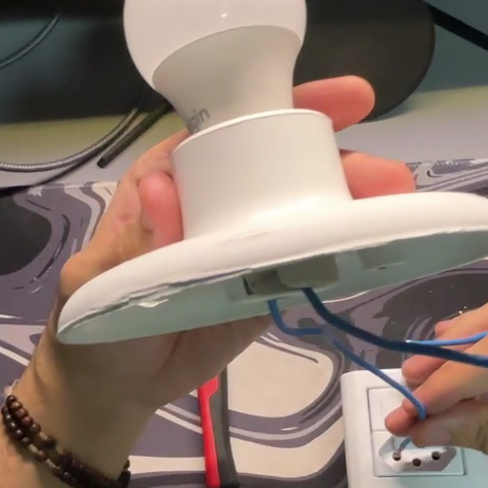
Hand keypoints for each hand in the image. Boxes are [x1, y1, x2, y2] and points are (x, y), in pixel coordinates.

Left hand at [21, 76, 415, 466]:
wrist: (112, 387)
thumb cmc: (92, 324)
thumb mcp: (99, 282)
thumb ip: (132, 243)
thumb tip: (163, 189)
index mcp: (171, 180)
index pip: (228, 126)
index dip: (281, 105)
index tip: (338, 100)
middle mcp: (216, 203)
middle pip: (280, 165)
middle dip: (336, 159)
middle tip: (384, 172)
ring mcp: (244, 246)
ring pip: (302, 211)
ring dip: (350, 204)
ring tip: (395, 204)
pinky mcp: (264, 287)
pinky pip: (305, 264)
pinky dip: (340, 254)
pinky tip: (377, 246)